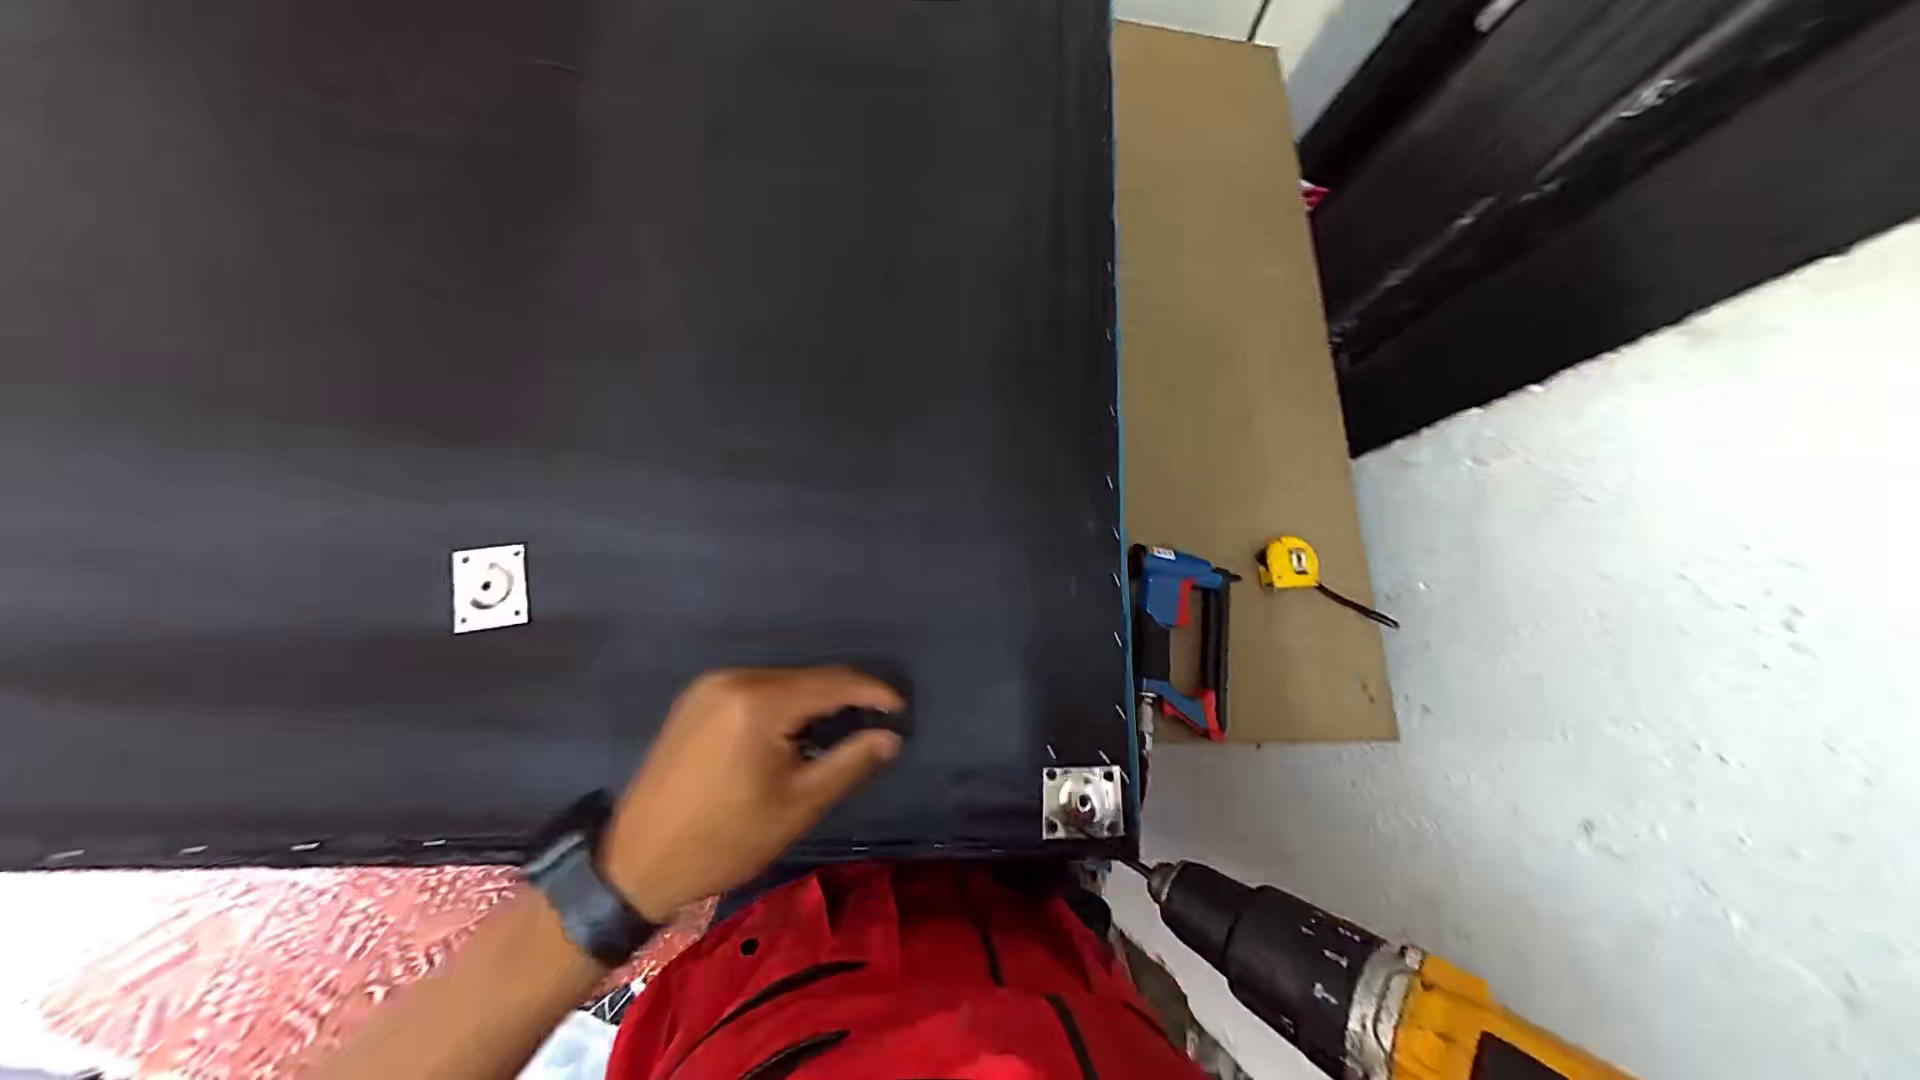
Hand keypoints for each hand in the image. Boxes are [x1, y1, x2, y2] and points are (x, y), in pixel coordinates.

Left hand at [599, 667, 905, 921]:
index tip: (901, 709)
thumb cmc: (724, 840)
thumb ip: (850, 762)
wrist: (635, 863)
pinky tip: (794, 730)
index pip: (833, 682)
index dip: (873, 692)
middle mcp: (735, 679)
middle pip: (808, 678)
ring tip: (841, 728)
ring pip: (784, 681)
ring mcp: (710, 685)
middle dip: (846, 697)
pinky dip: (785, 703)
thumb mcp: (797, 805)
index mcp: (759, 702)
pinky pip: (758, 689)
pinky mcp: (697, 698)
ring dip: (815, 700)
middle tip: (875, 723)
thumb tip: (891, 736)